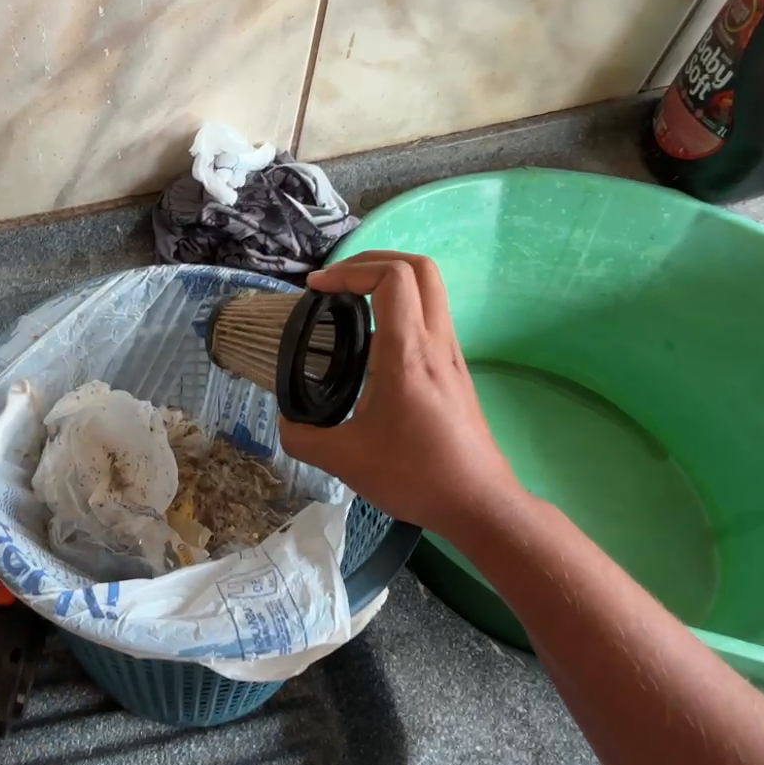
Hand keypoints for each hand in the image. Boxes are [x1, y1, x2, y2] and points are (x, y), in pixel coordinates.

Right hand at [276, 251, 524, 535]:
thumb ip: (302, 436)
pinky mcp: (455, 369)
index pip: (391, 278)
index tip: (317, 290)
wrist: (480, 503)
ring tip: (348, 302)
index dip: (349, 271)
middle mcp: (435, 343)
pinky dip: (398, 307)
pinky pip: (429, 315)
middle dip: (372, 261)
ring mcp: (451, 354)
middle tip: (336, 281)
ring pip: (429, 288)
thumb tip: (283, 419)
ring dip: (387, 281)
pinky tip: (370, 339)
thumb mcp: (344, 461)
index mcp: (407, 354)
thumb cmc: (415, 476)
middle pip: (419, 267)